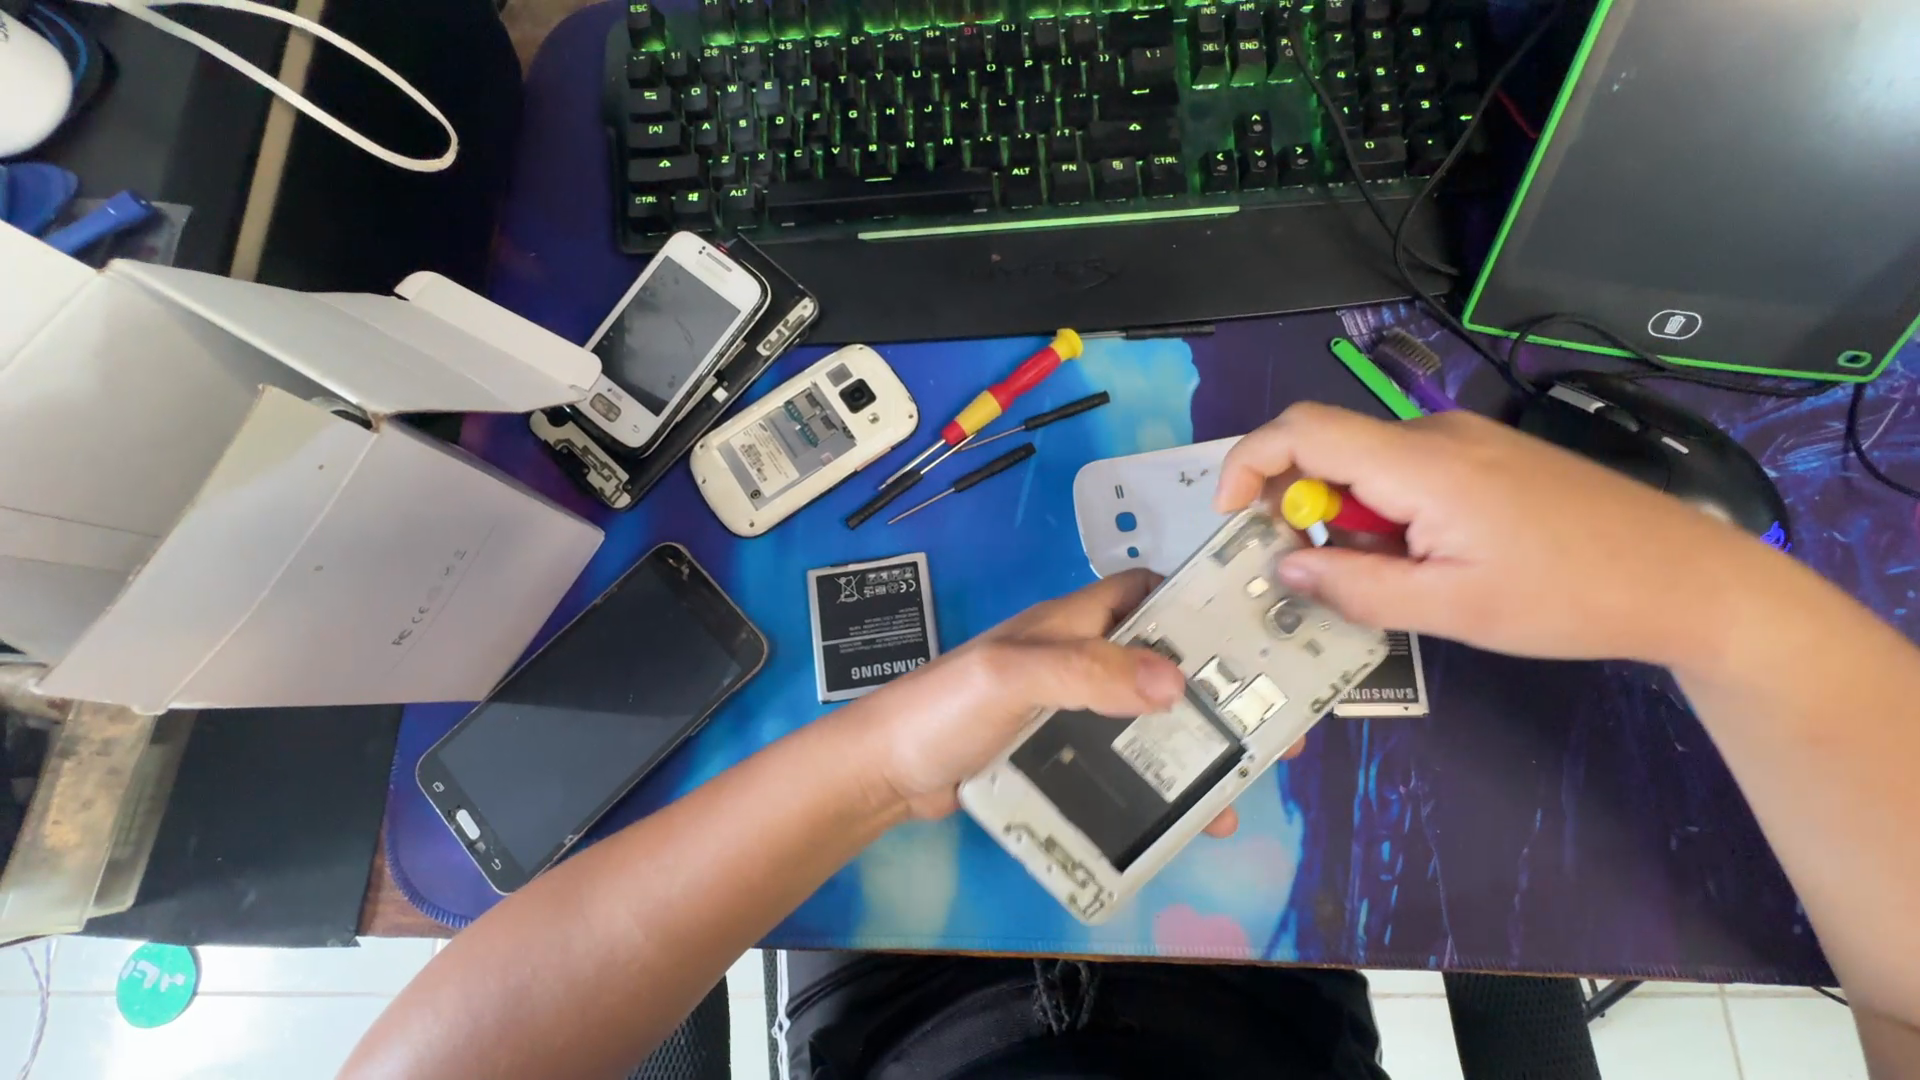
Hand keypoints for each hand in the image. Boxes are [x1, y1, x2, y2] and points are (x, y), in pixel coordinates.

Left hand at [849, 571, 1238, 836]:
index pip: (1142, 592)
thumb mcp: (1012, 676)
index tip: (1248, 635)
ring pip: (1144, 715)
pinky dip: (1153, 778)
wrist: (888, 770)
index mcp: (1070, 623)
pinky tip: (1182, 813)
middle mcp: (1076, 658)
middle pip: (1157, 659)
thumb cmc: (943, 709)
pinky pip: (1117, 757)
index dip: (1193, 602)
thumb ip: (1085, 671)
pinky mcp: (1056, 750)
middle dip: (1211, 686)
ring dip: (1190, 744)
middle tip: (1266, 727)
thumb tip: (1173, 681)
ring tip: (1237, 786)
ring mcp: (1067, 707)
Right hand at [1214, 404, 1769, 666]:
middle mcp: (1433, 435)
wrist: (1694, 581)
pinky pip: (1401, 474)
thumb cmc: (1569, 597)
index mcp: (1420, 463)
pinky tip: (1417, 559)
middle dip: (1296, 506)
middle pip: (1326, 450)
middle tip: (1310, 569)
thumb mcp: (1449, 609)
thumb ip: (1353, 587)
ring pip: (1363, 467)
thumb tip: (1283, 565)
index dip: (1247, 462)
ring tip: (1380, 577)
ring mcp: (1463, 442)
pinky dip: (1379, 513)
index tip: (1230, 515)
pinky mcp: (1483, 458)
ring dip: (1343, 517)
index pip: (1301, 430)